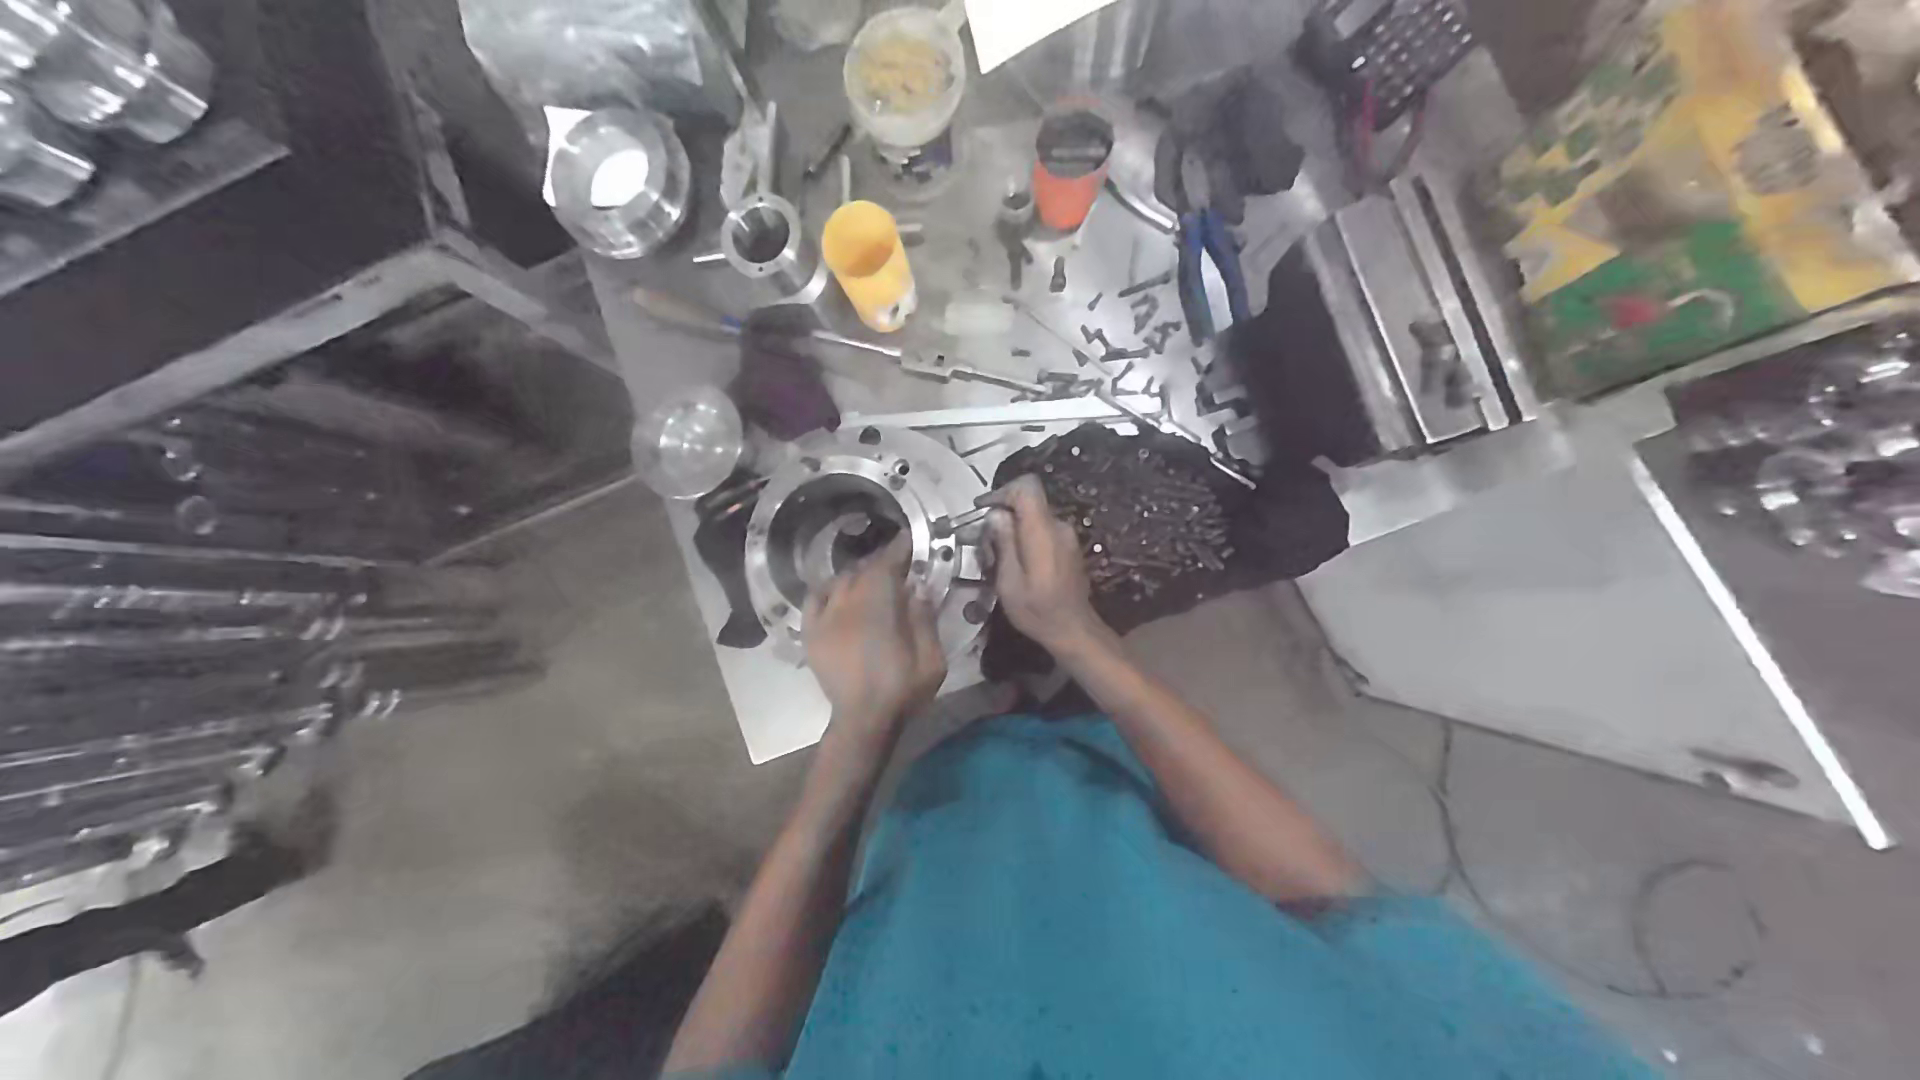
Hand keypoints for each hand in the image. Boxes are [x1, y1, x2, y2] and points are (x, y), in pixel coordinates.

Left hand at [803, 534, 946, 749]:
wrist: (863, 722)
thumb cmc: (903, 692)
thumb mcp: (932, 660)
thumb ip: (924, 619)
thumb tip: (917, 587)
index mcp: (879, 610)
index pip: (887, 566)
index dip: (899, 549)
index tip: (909, 539)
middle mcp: (848, 607)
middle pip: (863, 570)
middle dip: (881, 562)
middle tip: (897, 561)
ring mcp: (825, 619)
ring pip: (840, 581)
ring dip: (858, 574)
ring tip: (871, 577)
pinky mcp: (811, 634)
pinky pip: (814, 599)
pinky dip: (828, 589)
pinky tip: (838, 591)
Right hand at [983, 475, 1111, 654]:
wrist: (1073, 630)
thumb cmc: (1037, 610)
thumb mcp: (1009, 581)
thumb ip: (1004, 542)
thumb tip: (996, 514)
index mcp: (1043, 531)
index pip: (1027, 487)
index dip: (1003, 491)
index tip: (983, 510)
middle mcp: (1058, 526)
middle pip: (1028, 502)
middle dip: (1003, 515)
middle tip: (985, 542)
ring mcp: (1067, 536)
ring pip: (1034, 518)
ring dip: (1013, 529)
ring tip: (997, 557)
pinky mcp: (1068, 547)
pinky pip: (1043, 531)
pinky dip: (1026, 538)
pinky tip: (1016, 563)